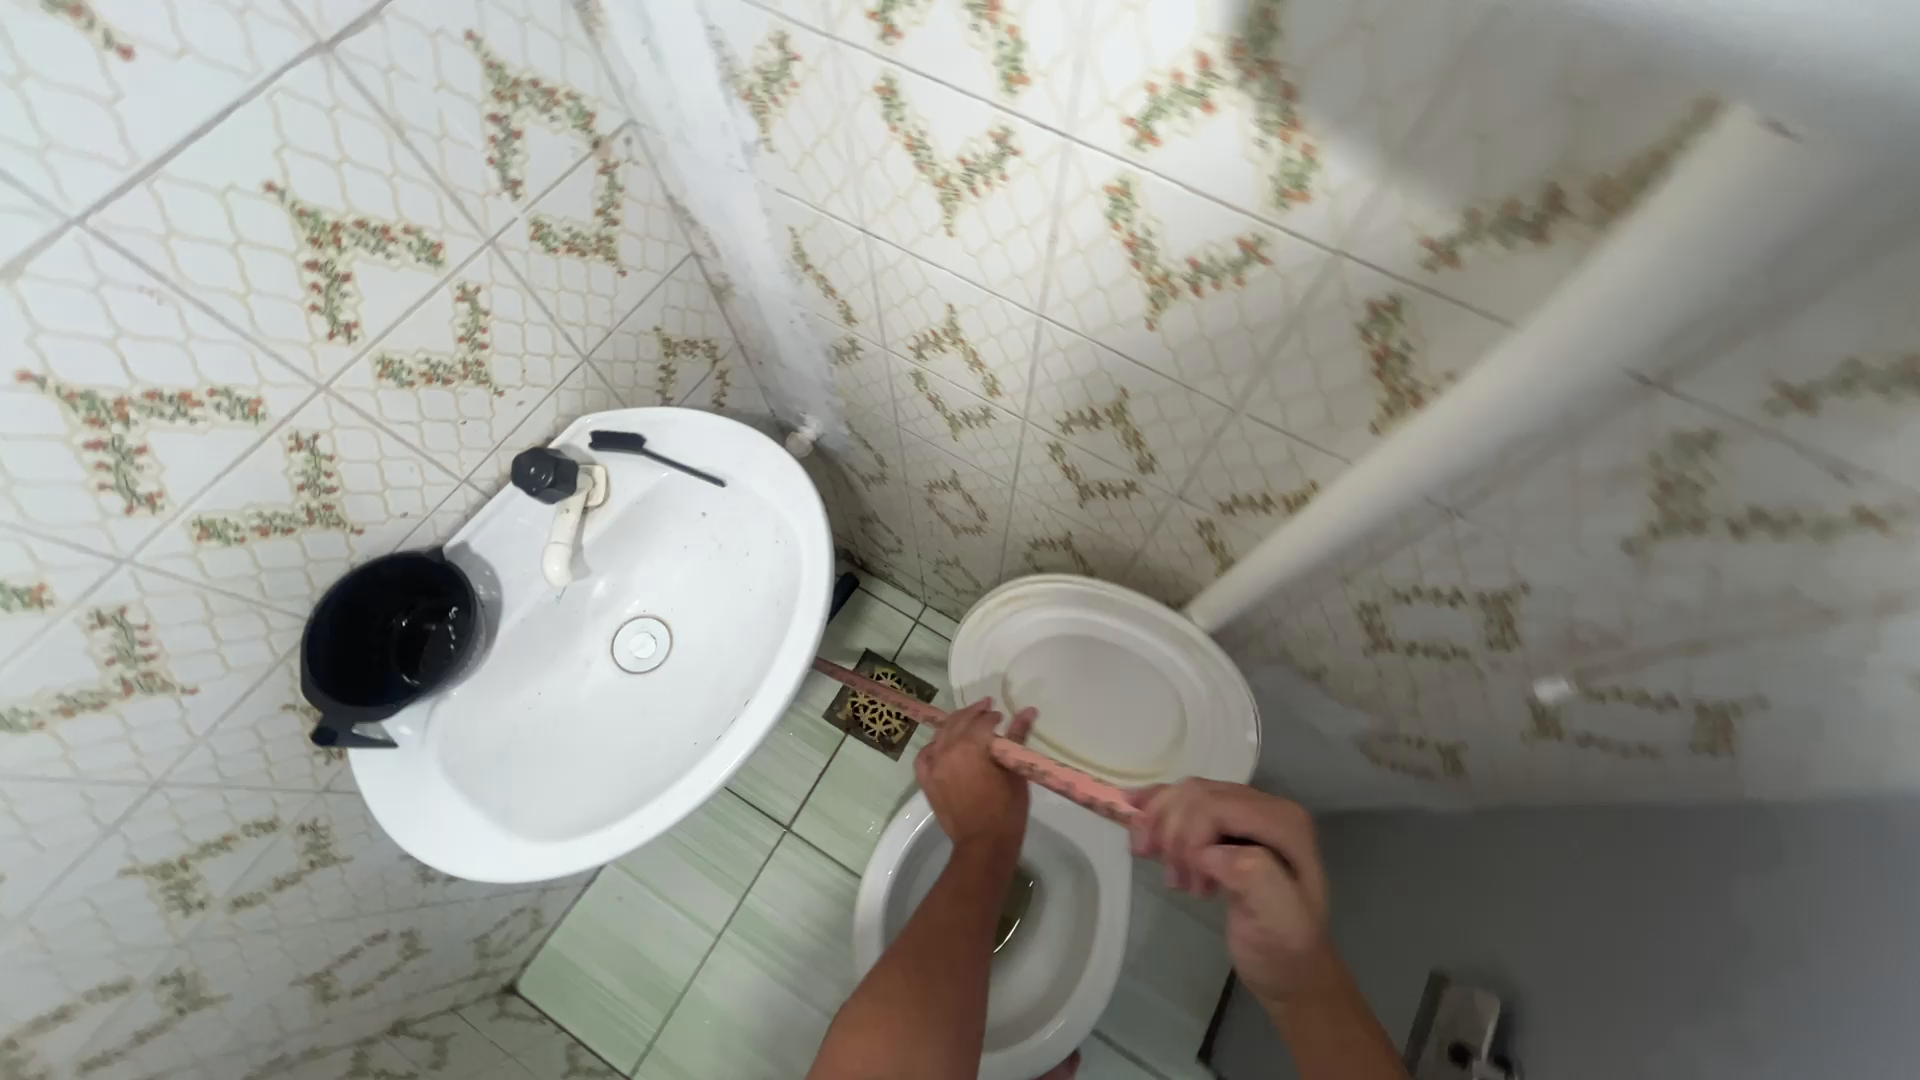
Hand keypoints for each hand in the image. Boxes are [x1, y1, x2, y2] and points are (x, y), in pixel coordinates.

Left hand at [915, 698, 1037, 852]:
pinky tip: (943, 745)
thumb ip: (1018, 737)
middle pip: (959, 722)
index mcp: (971, 747)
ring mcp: (934, 766)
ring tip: (968, 722)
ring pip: (942, 735)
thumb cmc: (1007, 810)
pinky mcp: (927, 781)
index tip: (1002, 717)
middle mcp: (947, 750)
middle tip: (987, 708)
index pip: (982, 722)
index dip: (993, 717)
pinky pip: (925, 755)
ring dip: (955, 724)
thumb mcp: (1016, 771)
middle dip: (974, 713)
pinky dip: (934, 747)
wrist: (984, 844)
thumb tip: (1028, 710)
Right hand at [1127, 780, 1329, 1002]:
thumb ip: (1256, 879)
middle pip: (1197, 795)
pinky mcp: (1226, 819)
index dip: (1188, 836)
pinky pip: (1185, 799)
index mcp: (1284, 822)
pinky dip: (1157, 804)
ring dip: (1160, 825)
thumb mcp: (1280, 923)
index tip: (1186, 883)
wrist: (1288, 967)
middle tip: (1174, 882)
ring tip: (1165, 868)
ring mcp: (1245, 810)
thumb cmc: (1283, 949)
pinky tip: (1135, 810)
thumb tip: (1211, 852)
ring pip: (1186, 794)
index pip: (1218, 806)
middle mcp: (1266, 805)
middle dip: (1172, 834)